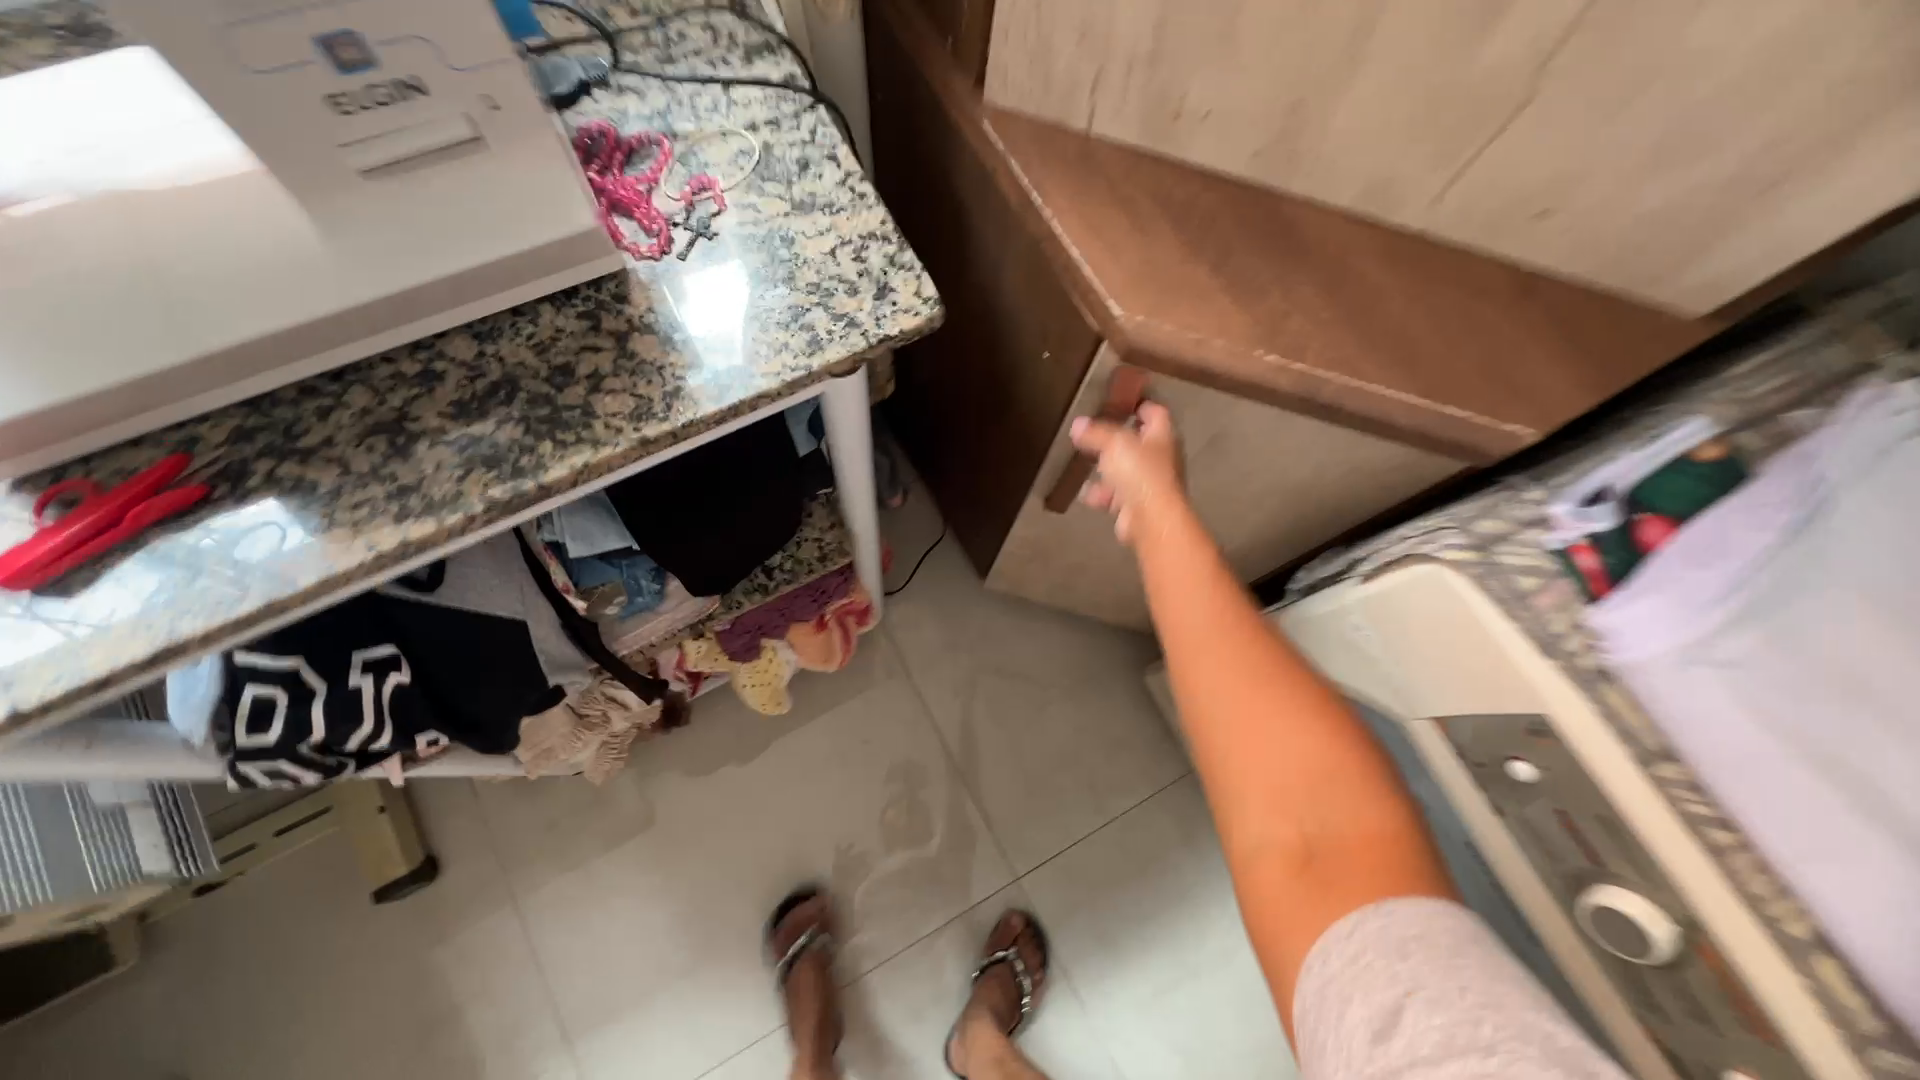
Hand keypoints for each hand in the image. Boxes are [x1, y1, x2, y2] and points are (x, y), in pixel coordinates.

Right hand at [1069, 402, 1186, 546]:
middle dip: (1117, 439)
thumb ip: (1096, 433)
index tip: (1121, 400)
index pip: (1156, 412)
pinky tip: (1087, 494)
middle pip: (1139, 442)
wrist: (1151, 519)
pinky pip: (1118, 495)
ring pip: (1127, 470)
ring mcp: (1151, 483)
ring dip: (1107, 469)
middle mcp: (1161, 458)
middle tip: (1094, 434)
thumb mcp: (1114, 444)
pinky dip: (1103, 494)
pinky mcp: (1139, 505)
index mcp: (1162, 436)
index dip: (1140, 404)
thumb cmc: (1140, 472)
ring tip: (1086, 465)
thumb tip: (1078, 424)